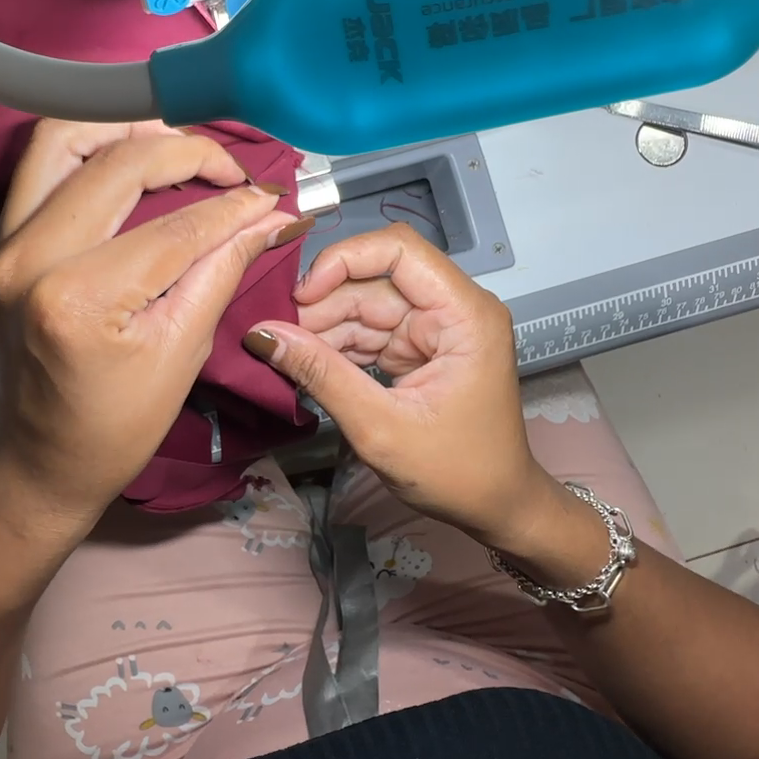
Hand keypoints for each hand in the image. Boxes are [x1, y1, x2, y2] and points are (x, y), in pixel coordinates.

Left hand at [0, 120, 298, 536]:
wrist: (38, 460)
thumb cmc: (113, 428)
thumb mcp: (182, 352)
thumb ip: (222, 269)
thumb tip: (268, 217)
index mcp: (79, 298)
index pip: (175, 227)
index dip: (232, 205)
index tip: (269, 196)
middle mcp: (31, 257)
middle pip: (119, 162)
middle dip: (187, 152)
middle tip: (230, 170)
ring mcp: (6, 244)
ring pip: (65, 139)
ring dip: (128, 131)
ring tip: (178, 149)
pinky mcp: (1, 240)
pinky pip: (43, 164)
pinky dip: (91, 147)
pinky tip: (132, 160)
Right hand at [243, 224, 574, 546]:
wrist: (496, 509)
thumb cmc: (457, 473)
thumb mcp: (381, 427)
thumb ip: (321, 375)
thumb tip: (262, 335)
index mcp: (464, 314)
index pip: (399, 249)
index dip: (345, 260)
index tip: (301, 296)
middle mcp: (451, 308)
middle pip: (374, 279)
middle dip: (323, 304)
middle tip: (277, 336)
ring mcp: (433, 327)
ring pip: (364, 304)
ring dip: (323, 328)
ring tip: (285, 355)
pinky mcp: (417, 347)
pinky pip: (368, 331)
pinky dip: (335, 347)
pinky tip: (306, 363)